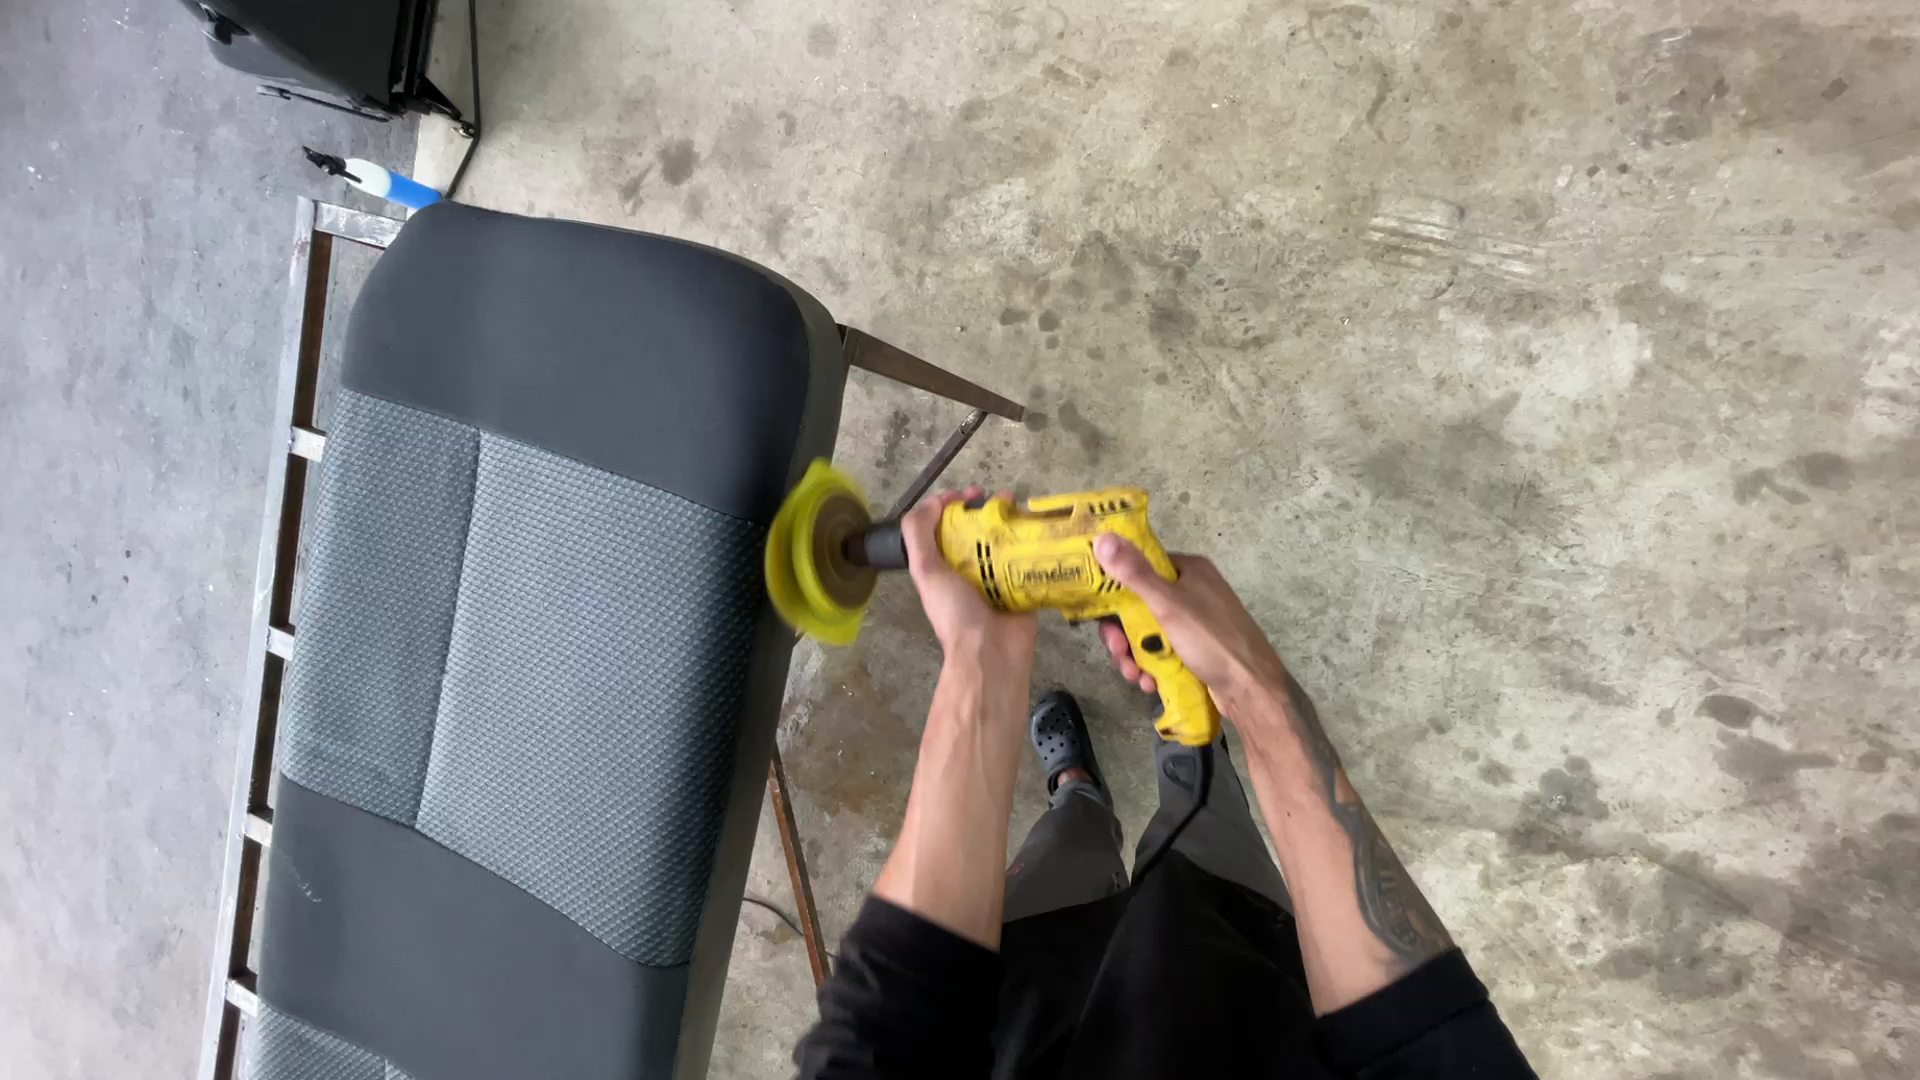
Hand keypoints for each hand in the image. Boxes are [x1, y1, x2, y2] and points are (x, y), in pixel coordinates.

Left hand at [903, 487, 1037, 665]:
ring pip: (1005, 540)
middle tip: (1002, 497)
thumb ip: (918, 534)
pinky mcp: (1024, 586)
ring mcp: (998, 577)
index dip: (952, 505)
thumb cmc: (955, 611)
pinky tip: (1041, 528)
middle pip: (977, 529)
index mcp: (943, 566)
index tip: (967, 495)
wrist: (991, 651)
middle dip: (987, 508)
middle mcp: (969, 569)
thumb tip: (932, 502)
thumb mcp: (926, 571)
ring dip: (1013, 520)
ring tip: (1023, 507)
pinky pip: (1030, 559)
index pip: (945, 527)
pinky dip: (1036, 542)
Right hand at [1092, 534, 1287, 712]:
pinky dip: (1151, 666)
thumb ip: (1133, 573)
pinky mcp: (1196, 650)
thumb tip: (1101, 538)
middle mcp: (1192, 592)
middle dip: (1123, 633)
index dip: (1116, 589)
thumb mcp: (1168, 603)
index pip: (1142, 568)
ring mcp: (1195, 623)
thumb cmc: (1211, 639)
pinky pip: (1163, 651)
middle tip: (1117, 651)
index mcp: (1189, 570)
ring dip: (1135, 655)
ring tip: (1134, 675)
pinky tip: (1149, 682)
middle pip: (1140, 605)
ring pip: (1148, 633)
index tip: (1101, 612)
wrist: (1252, 689)